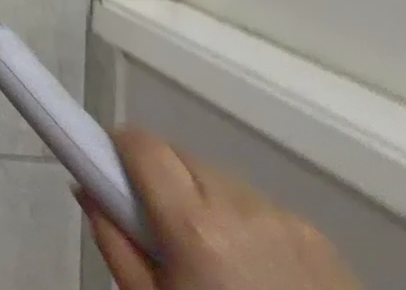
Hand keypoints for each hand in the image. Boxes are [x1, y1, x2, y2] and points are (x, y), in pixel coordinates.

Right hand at [83, 128, 362, 289]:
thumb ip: (113, 241)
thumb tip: (88, 191)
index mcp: (193, 224)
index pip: (142, 144)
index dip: (115, 147)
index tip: (104, 164)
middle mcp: (240, 208)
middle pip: (179, 157)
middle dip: (159, 177)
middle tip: (153, 219)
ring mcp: (286, 220)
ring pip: (219, 179)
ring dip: (201, 197)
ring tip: (207, 249)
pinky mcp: (318, 236)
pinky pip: (259, 205)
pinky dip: (241, 219)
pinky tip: (247, 262)